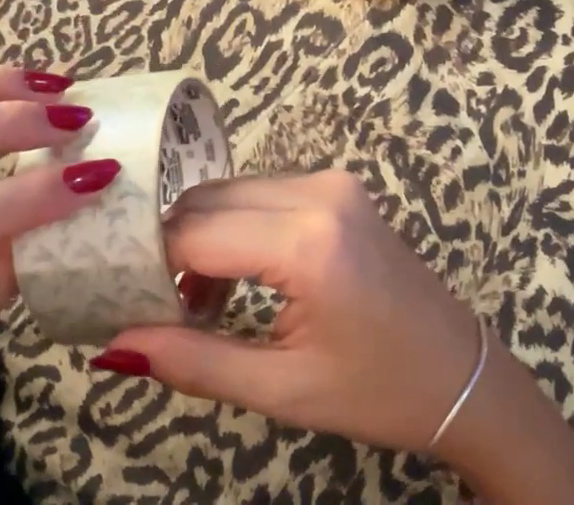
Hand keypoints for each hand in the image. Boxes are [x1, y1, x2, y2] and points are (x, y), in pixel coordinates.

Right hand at [100, 169, 482, 452]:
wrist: (461, 376)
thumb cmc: (378, 391)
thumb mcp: (282, 388)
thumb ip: (193, 361)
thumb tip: (112, 349)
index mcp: (308, 241)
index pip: (193, 234)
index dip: (148, 266)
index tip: (120, 302)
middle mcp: (319, 191)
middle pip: (206, 200)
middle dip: (171, 249)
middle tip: (156, 307)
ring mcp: (332, 182)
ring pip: (230, 193)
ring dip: (201, 239)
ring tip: (198, 305)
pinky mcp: (338, 188)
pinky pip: (261, 195)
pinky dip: (234, 229)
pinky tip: (234, 280)